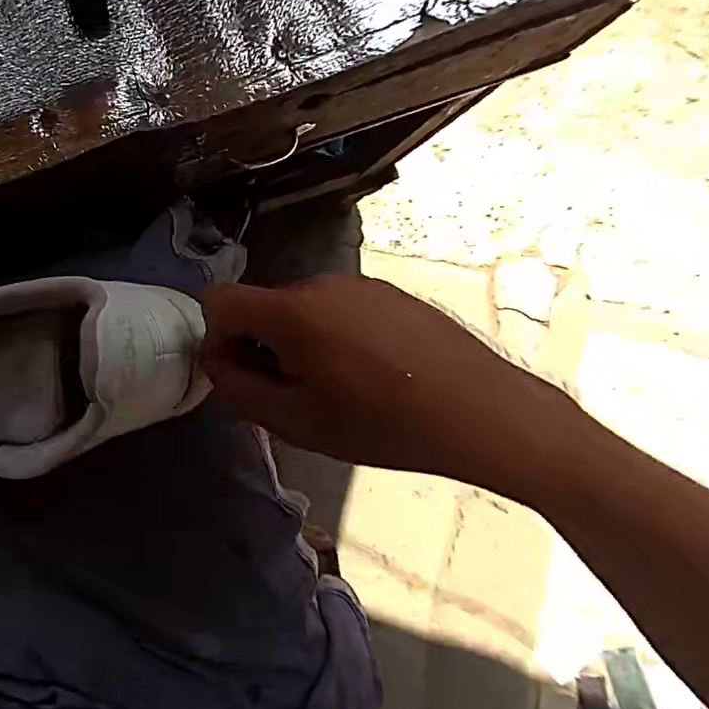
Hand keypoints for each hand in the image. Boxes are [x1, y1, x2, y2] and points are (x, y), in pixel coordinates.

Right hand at [199, 276, 593, 502]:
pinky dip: (332, 333)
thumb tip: (216, 364)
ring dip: (297, 340)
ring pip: (298, 308)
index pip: (218, 301)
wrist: (494, 417)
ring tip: (337, 385)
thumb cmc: (385, 424)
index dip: (215, 337)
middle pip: (259, 306)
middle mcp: (319, 284)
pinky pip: (336, 307)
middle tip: (292, 391)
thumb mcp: (296, 422)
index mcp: (290, 310)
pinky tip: (371, 372)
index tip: (240, 373)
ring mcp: (359, 284)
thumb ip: (236, 389)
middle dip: (259, 344)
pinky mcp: (389, 292)